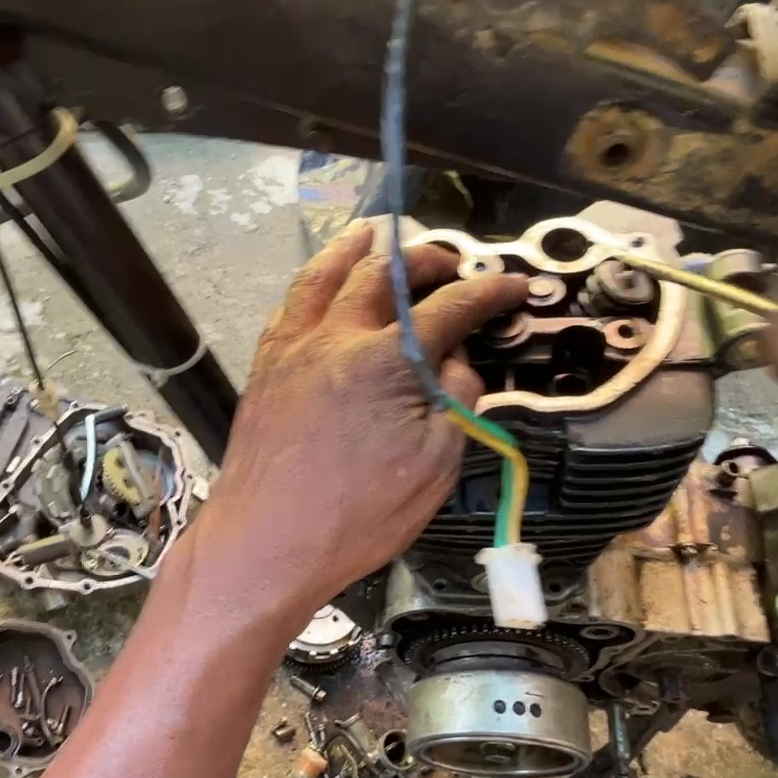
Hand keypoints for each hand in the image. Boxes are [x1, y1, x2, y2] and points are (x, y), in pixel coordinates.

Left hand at [199, 220, 526, 610]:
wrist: (265, 543)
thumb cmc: (356, 516)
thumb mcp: (434, 467)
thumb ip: (455, 401)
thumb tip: (456, 362)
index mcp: (387, 361)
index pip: (450, 307)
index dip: (489, 291)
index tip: (513, 286)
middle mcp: (336, 337)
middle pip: (384, 274)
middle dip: (424, 261)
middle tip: (449, 266)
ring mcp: (293, 348)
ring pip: (325, 276)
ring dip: (355, 249)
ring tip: (372, 234)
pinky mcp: (265, 367)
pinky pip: (289, 305)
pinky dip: (313, 283)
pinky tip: (320, 285)